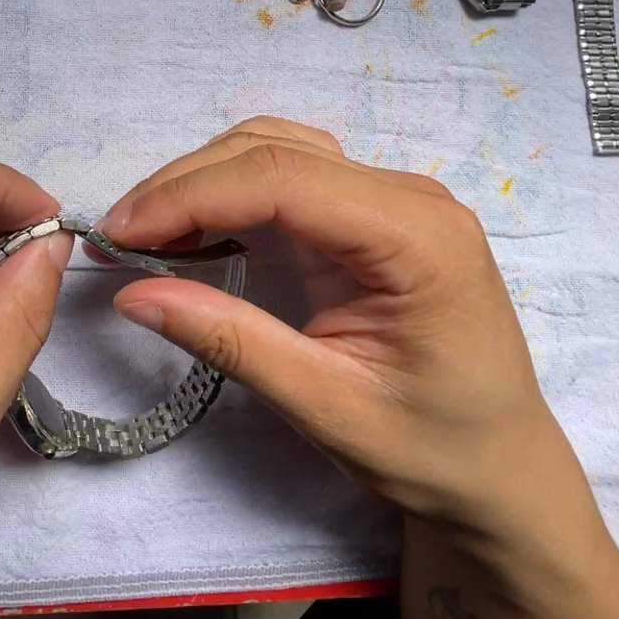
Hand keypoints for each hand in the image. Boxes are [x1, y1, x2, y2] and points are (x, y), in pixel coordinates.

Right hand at [101, 117, 618, 618]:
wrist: (499, 471)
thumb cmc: (431, 450)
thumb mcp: (326, 408)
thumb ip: (230, 341)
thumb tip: (132, 294)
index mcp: (416, 236)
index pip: (282, 179)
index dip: (190, 196)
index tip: (122, 234)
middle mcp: (406, 195)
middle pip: (271, 150)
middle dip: (183, 185)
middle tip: (119, 236)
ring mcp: (388, 196)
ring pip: (272, 147)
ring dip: (200, 179)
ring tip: (147, 230)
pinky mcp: (365, 210)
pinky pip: (284, 172)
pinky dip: (226, 188)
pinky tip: (194, 224)